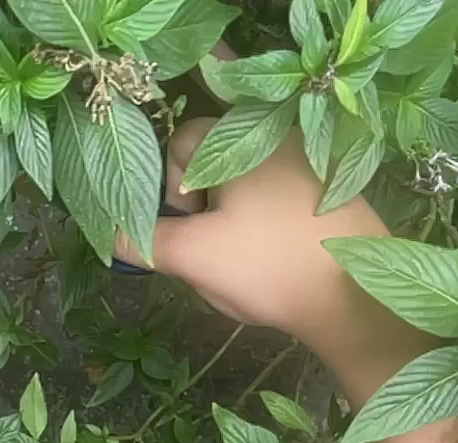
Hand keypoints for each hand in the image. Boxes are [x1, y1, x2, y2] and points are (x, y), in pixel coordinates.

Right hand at [123, 119, 397, 350]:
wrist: (352, 294)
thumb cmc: (267, 265)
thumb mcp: (192, 257)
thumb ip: (142, 241)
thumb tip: (106, 233)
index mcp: (238, 138)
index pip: (176, 142)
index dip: (170, 188)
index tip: (188, 225)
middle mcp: (272, 133)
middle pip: (207, 162)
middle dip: (199, 207)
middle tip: (213, 247)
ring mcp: (303, 157)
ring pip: (236, 184)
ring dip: (226, 220)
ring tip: (241, 260)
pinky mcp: (324, 185)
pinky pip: (268, 196)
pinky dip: (256, 224)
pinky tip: (267, 258)